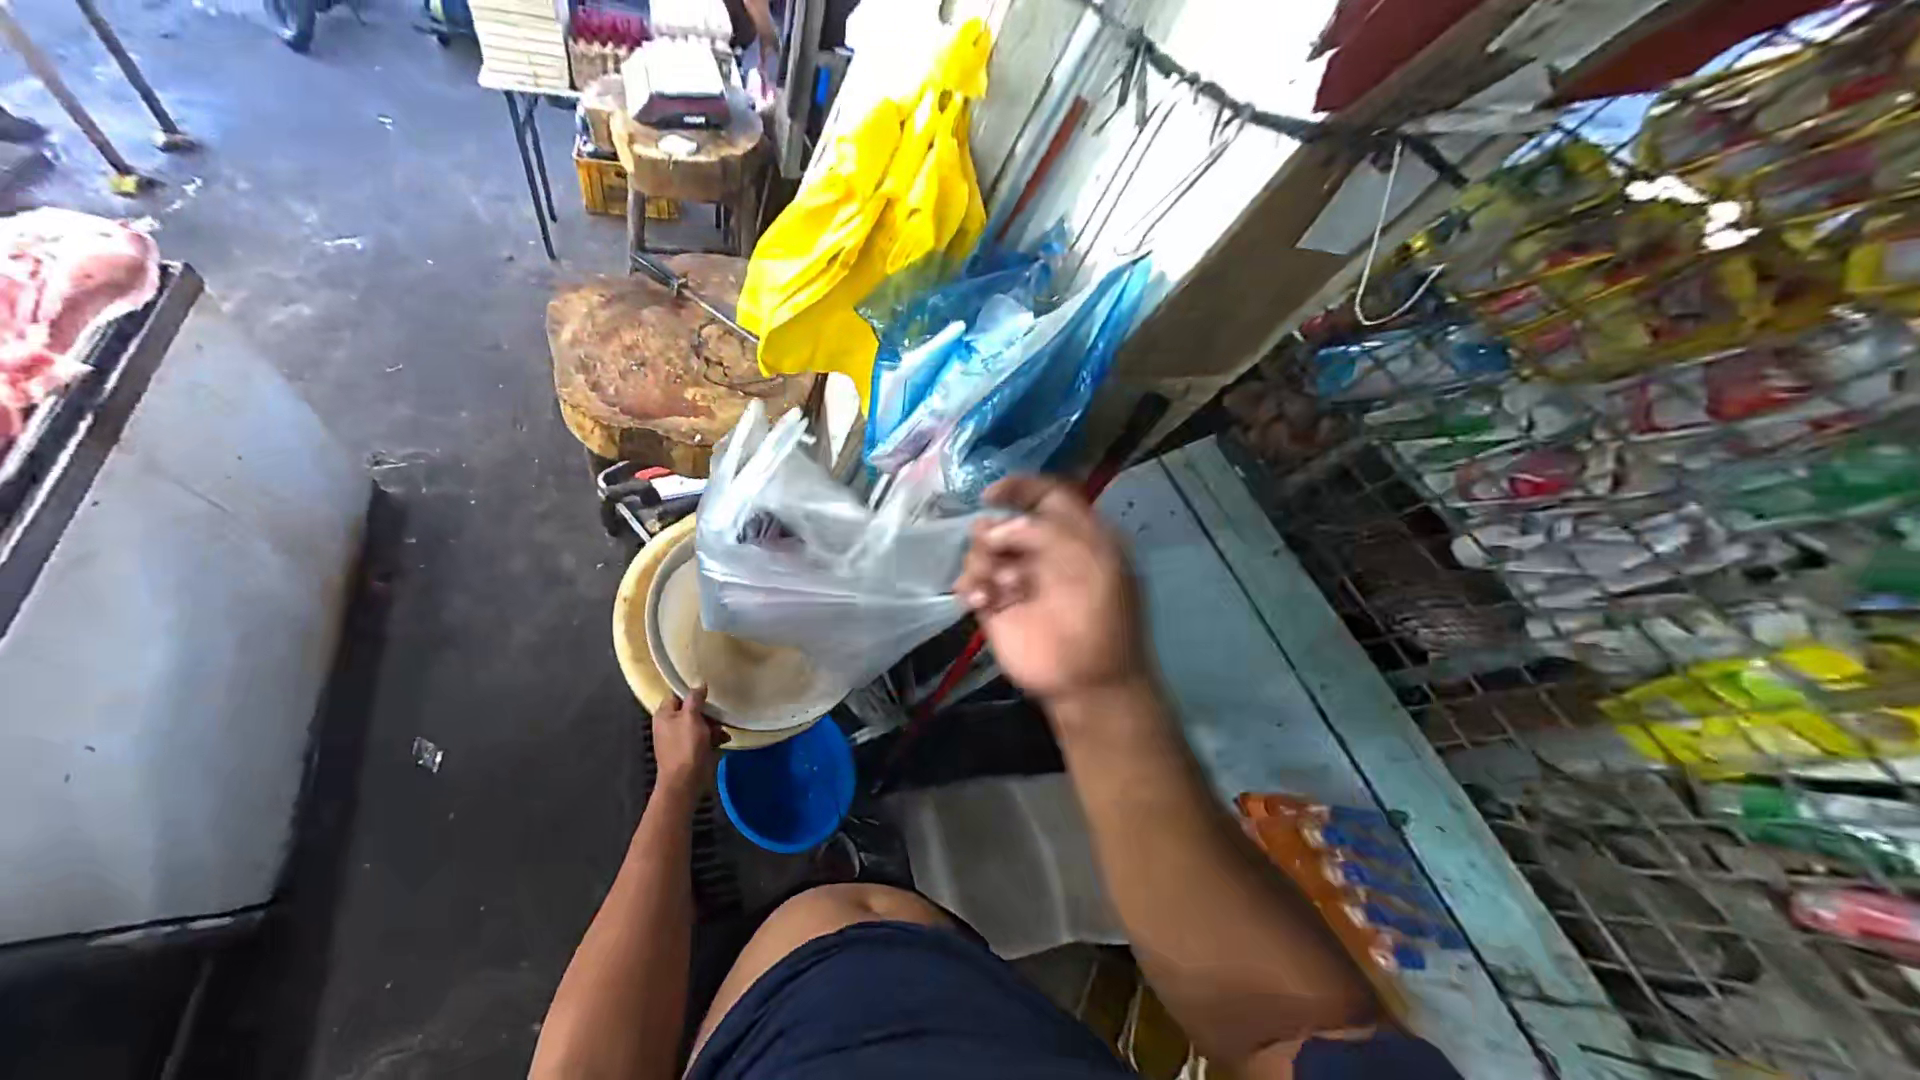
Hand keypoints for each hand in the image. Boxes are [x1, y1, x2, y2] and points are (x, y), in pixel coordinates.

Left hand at [652, 686, 724, 795]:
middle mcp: (671, 724)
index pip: (677, 695)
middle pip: (692, 709)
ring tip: (721, 731)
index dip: (692, 691)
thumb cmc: (686, 746)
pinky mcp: (692, 749)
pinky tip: (723, 740)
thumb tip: (699, 684)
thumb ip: (694, 699)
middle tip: (718, 713)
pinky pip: (705, 737)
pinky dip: (714, 737)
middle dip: (707, 712)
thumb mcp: (691, 717)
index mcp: (664, 715)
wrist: (686, 781)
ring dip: (714, 725)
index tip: (708, 688)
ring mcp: (681, 737)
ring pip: (701, 723)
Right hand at [953, 475, 1148, 707]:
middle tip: (1000, 549)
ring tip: (1004, 587)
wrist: (1088, 680)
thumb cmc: (1101, 618)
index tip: (992, 495)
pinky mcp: (993, 607)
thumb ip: (1050, 531)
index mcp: (1074, 536)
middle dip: (996, 530)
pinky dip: (970, 584)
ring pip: (981, 548)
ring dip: (985, 560)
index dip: (1019, 488)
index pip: (1044, 496)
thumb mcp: (1093, 561)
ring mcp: (1015, 579)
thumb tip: (1001, 527)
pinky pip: (968, 581)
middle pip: (1003, 521)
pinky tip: (981, 601)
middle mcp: (1042, 552)